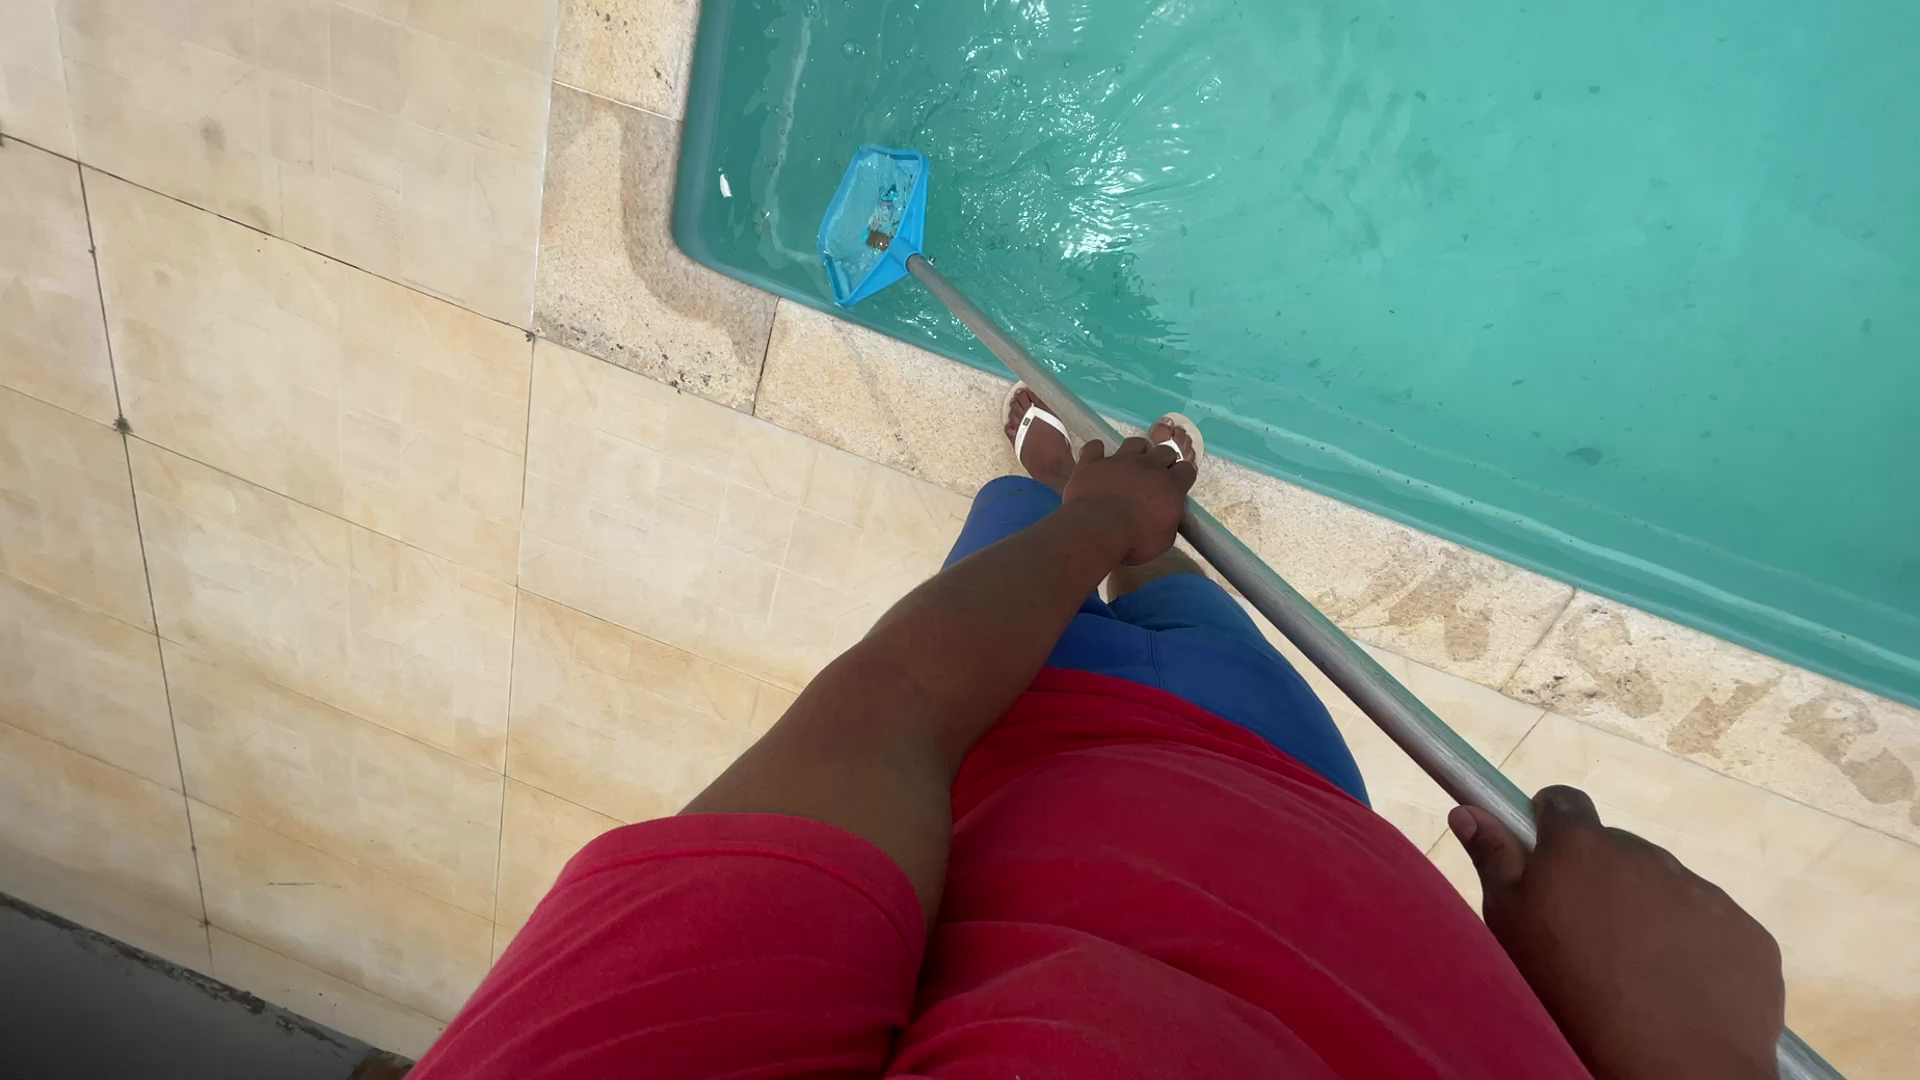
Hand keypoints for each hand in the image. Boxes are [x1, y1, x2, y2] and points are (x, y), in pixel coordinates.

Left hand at [1060, 437, 1195, 564]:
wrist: (1098, 529)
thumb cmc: (1135, 540)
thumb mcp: (1163, 540)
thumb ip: (1168, 521)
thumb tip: (1165, 516)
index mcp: (1170, 485)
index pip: (1186, 470)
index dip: (1182, 476)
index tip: (1177, 485)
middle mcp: (1147, 466)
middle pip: (1164, 451)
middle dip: (1163, 460)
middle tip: (1154, 476)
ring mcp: (1119, 460)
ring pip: (1134, 443)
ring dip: (1135, 451)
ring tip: (1130, 464)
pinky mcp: (1093, 463)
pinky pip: (1094, 447)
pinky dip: (1095, 452)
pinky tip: (1095, 461)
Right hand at [1451, 787, 1782, 1079]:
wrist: (1668, 1063)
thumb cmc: (1565, 981)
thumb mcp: (1508, 916)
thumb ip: (1492, 855)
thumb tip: (1468, 810)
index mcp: (1580, 843)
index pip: (1564, 800)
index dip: (1550, 821)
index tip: (1544, 855)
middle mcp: (1643, 854)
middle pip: (1614, 846)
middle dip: (1598, 871)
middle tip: (1583, 923)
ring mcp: (1704, 893)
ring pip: (1662, 882)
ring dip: (1645, 903)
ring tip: (1633, 959)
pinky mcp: (1750, 935)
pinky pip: (1711, 920)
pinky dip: (1692, 938)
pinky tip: (1677, 978)